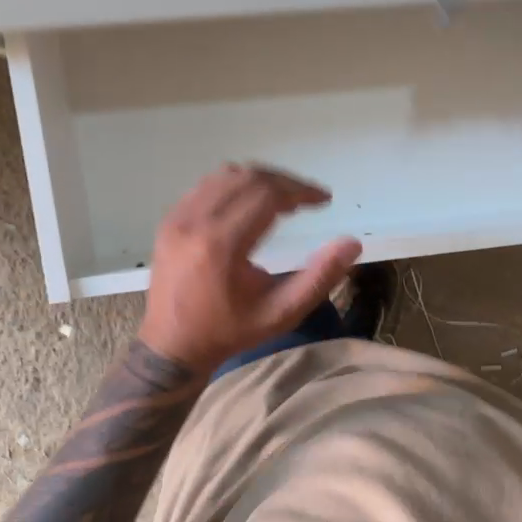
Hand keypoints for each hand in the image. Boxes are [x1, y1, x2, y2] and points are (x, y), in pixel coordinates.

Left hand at [136, 164, 362, 373]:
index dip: (300, 191)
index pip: (267, 194)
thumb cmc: (231, 331)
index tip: (323, 200)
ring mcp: (177, 218)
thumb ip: (320, 277)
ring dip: (260, 180)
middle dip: (284, 182)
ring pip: (226, 175)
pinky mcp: (169, 220)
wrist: (172, 346)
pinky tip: (251, 203)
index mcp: (222, 244)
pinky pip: (207, 186)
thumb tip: (352, 244)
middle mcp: (196, 221)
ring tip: (283, 198)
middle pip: (248, 178)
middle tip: (307, 198)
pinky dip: (235, 185)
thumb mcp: (283, 312)